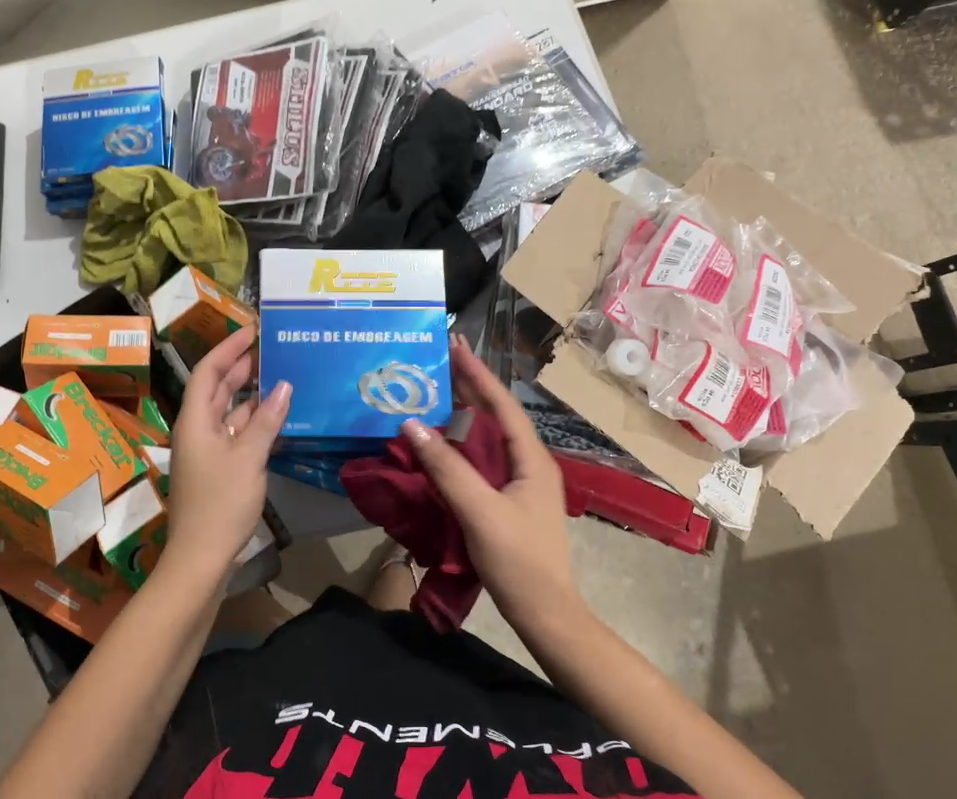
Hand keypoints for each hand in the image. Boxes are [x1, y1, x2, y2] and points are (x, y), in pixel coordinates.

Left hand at [161, 326, 290, 576]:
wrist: (201, 557)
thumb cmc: (221, 502)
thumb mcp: (248, 457)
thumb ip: (266, 419)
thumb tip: (284, 385)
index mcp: (195, 420)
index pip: (208, 371)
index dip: (229, 348)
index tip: (253, 330)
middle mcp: (196, 429)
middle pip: (216, 388)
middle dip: (240, 366)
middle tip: (270, 348)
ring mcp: (205, 450)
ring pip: (227, 411)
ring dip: (250, 394)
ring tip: (279, 375)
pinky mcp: (216, 468)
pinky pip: (234, 432)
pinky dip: (253, 421)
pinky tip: (276, 416)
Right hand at [400, 338, 574, 622]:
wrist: (545, 613)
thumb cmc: (518, 560)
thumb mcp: (479, 511)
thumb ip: (446, 468)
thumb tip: (411, 424)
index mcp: (531, 460)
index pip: (502, 405)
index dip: (477, 374)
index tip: (455, 344)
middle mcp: (530, 464)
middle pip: (497, 415)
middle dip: (471, 386)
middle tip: (441, 357)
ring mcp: (521, 483)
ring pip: (490, 437)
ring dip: (465, 412)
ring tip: (438, 389)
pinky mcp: (509, 501)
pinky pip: (483, 458)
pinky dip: (462, 442)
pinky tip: (443, 441)